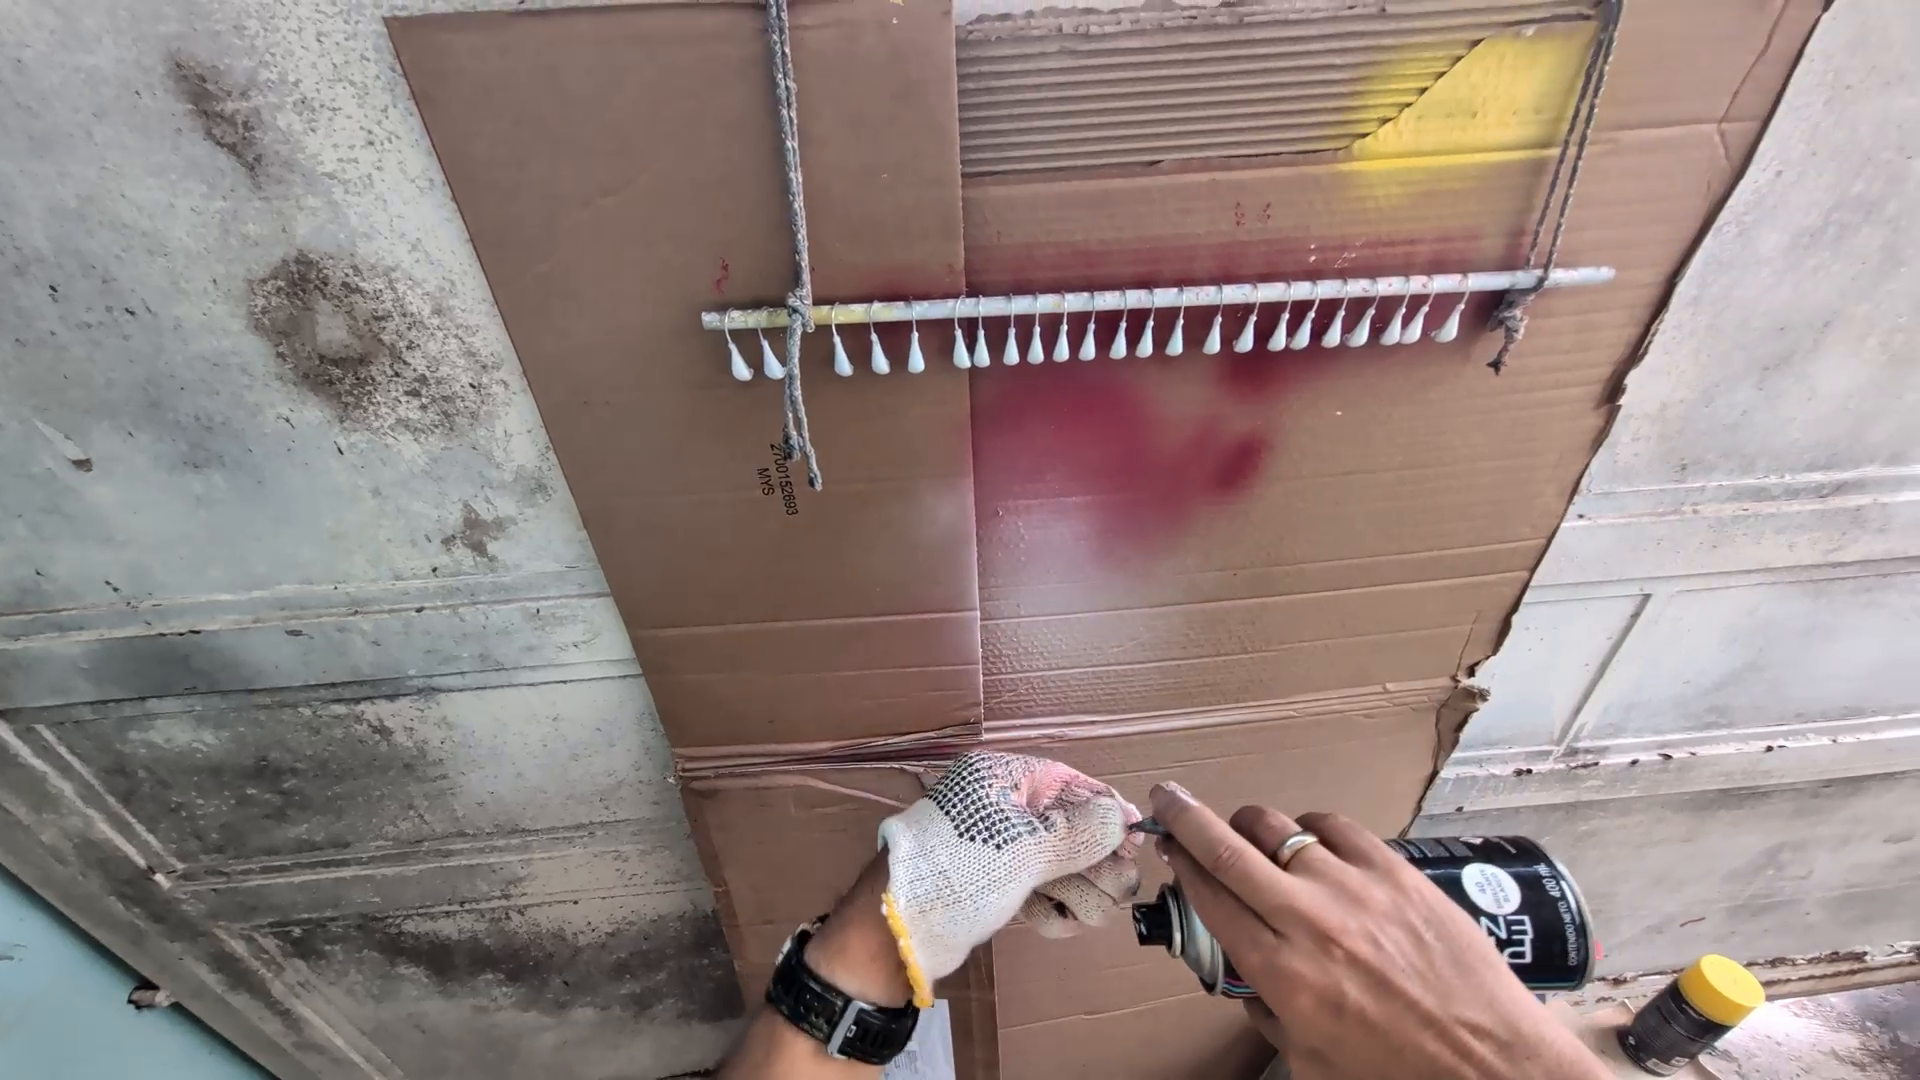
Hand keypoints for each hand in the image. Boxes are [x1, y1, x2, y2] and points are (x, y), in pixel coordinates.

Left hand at [878, 751, 1140, 1004]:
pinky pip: (1039, 892)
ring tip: (1080, 911)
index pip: (1067, 781)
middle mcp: (1002, 808)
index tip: (1133, 834)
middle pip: (1070, 827)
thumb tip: (1122, 814)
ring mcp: (998, 849)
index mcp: (1002, 778)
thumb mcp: (1026, 847)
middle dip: (1093, 860)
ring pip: (1059, 864)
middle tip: (1114, 886)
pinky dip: (1049, 909)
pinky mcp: (996, 886)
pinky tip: (1048, 922)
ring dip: (1075, 891)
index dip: (1103, 808)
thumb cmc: (962, 869)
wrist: (900, 930)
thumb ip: (1080, 831)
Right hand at [1147, 784, 1610, 1079]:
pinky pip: (1333, 826)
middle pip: (1225, 848)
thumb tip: (1244, 980)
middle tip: (1166, 795)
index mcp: (1281, 974)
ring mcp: (1352, 889)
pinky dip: (1311, 829)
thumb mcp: (1312, 1064)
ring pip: (1275, 828)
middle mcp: (1306, 922)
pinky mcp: (1395, 872)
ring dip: (1249, 824)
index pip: (1209, 896)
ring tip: (1250, 834)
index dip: (1179, 862)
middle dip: (1184, 816)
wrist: (1501, 1074)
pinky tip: (1314, 844)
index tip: (1165, 843)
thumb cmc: (1400, 1078)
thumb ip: (1266, 1013)